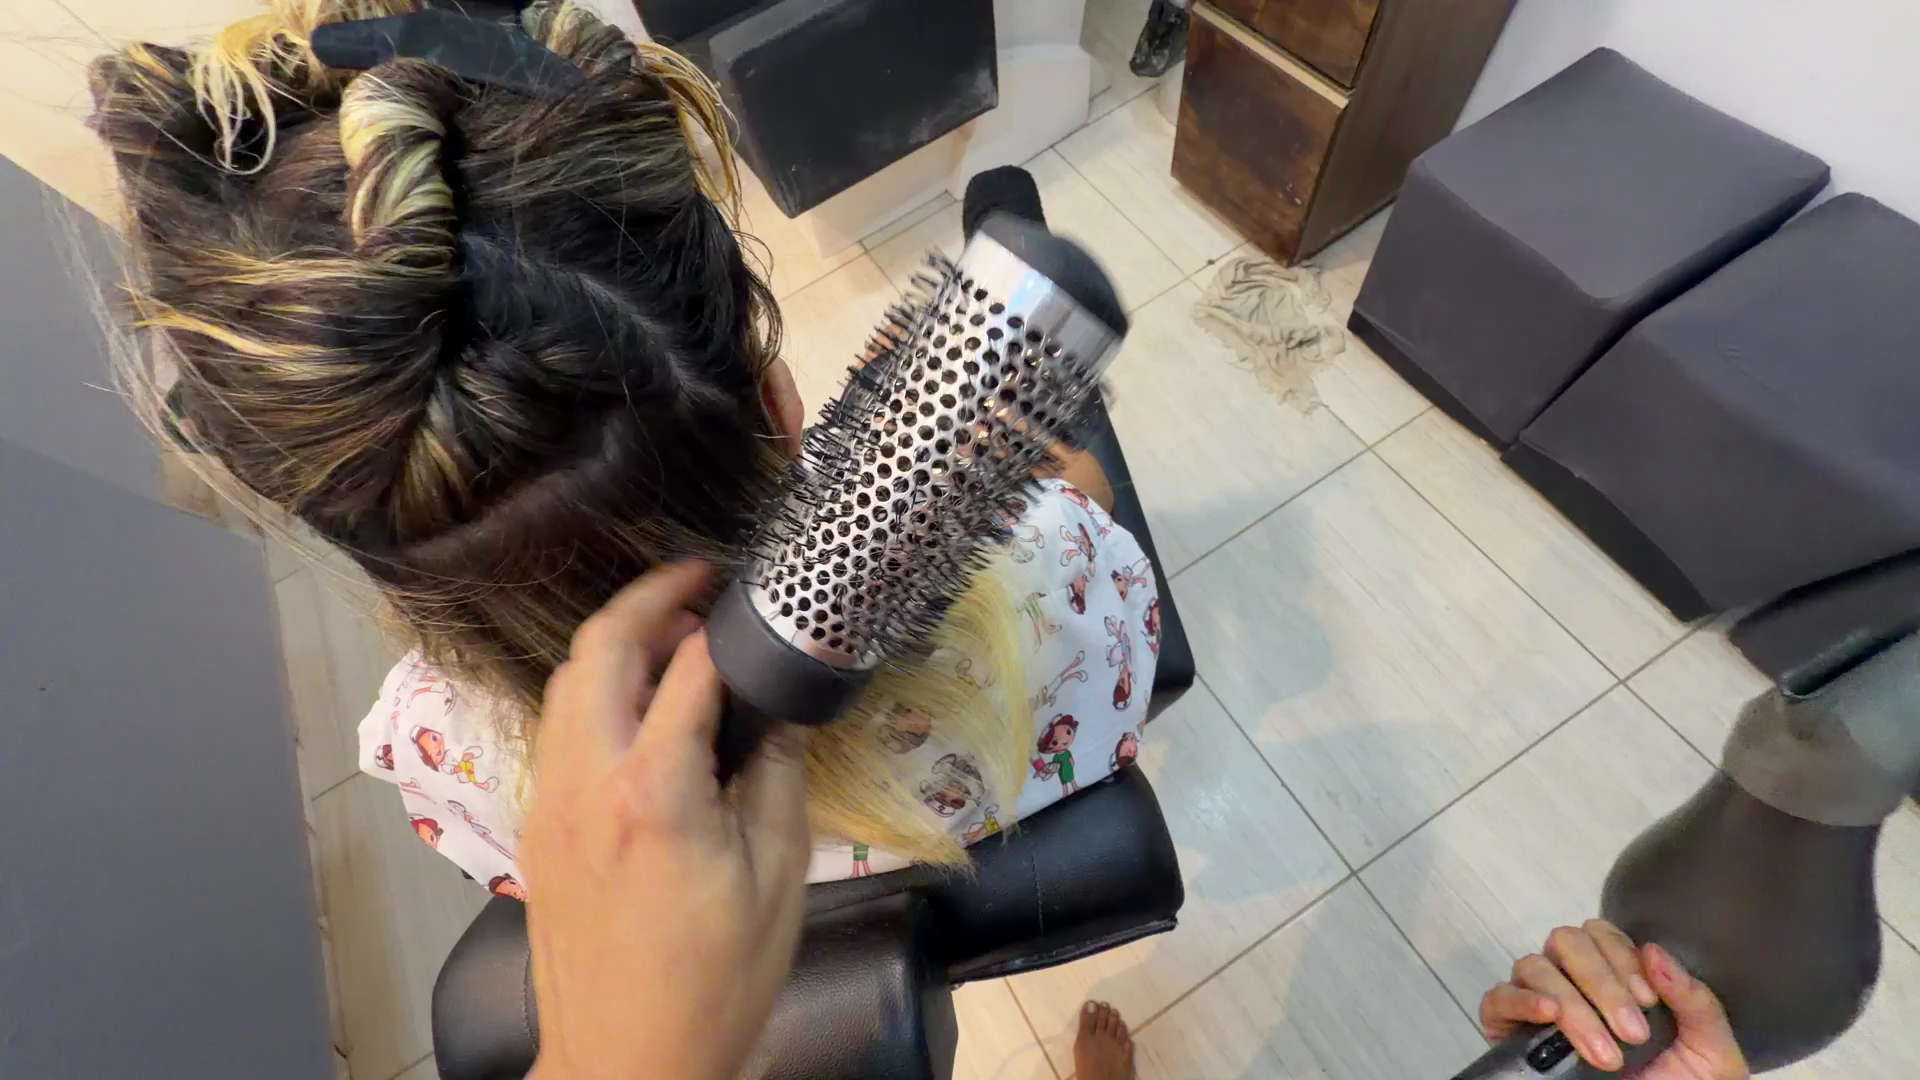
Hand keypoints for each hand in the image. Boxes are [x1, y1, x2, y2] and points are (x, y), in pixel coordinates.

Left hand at [519, 562, 810, 1079]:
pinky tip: (644, 700)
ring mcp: (550, 803)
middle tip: (697, 583)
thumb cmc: (718, 976)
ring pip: (567, 683)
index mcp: (653, 793)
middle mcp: (586, 782)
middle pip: (596, 653)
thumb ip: (777, 776)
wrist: (628, 1064)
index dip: (718, 629)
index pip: (687, 674)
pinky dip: (599, 686)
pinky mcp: (539, 825)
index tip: (744, 601)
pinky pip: (561, 724)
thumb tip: (773, 715)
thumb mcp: (779, 875)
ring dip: (618, 642)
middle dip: (645, 599)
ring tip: (674, 633)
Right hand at [1479, 920, 1746, 1079]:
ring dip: (1573, 1006)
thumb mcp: (1710, 1056)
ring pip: (1534, 966)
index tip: (1649, 1000)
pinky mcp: (1505, 1020)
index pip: (1600, 933)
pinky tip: (1548, 1015)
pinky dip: (1522, 1000)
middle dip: (1600, 982)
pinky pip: (1499, 995)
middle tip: (1632, 1034)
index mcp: (1611, 975)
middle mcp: (1567, 976)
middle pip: (1565, 940)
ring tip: (1605, 1056)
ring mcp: (1533, 995)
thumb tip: (1654, 951)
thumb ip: (1696, 1004)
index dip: (1621, 956)